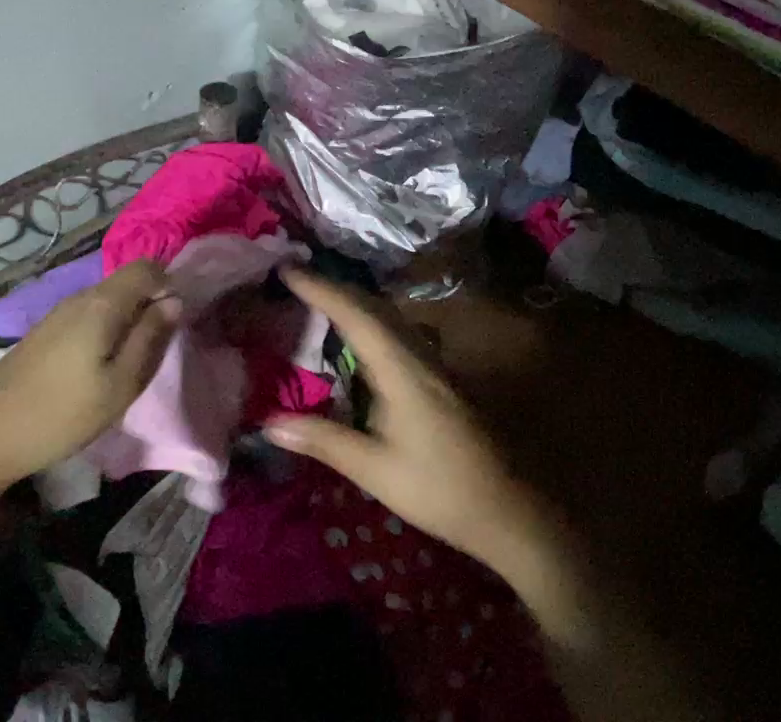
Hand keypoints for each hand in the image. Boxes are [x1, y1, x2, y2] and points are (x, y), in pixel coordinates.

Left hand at [0, 259, 179, 487]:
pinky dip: (102, 332)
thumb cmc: (63, 414)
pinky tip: (96, 368)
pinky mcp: (42, 332)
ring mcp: (55, 313)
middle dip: (148, 306)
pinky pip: (84, 317)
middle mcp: (77, 297)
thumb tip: (174, 301)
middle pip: (125, 283)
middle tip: (156, 350)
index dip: (169, 286)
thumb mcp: (121, 384)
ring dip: (125, 321)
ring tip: (128, 364)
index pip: (146, 267)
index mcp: (101, 303)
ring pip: (104, 301)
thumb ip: (150, 338)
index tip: (174, 324)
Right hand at [265, 266, 529, 564]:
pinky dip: (370, 323)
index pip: (356, 315)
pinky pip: (400, 334)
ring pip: (391, 318)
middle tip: (294, 277)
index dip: (321, 288)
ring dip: (354, 302)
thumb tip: (268, 422)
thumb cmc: (440, 490)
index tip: (287, 268)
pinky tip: (358, 340)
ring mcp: (436, 366)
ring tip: (318, 299)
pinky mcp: (442, 380)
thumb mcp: (374, 470)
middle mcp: (420, 356)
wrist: (512, 512)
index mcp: (402, 370)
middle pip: (375, 307)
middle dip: (334, 287)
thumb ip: (324, 440)